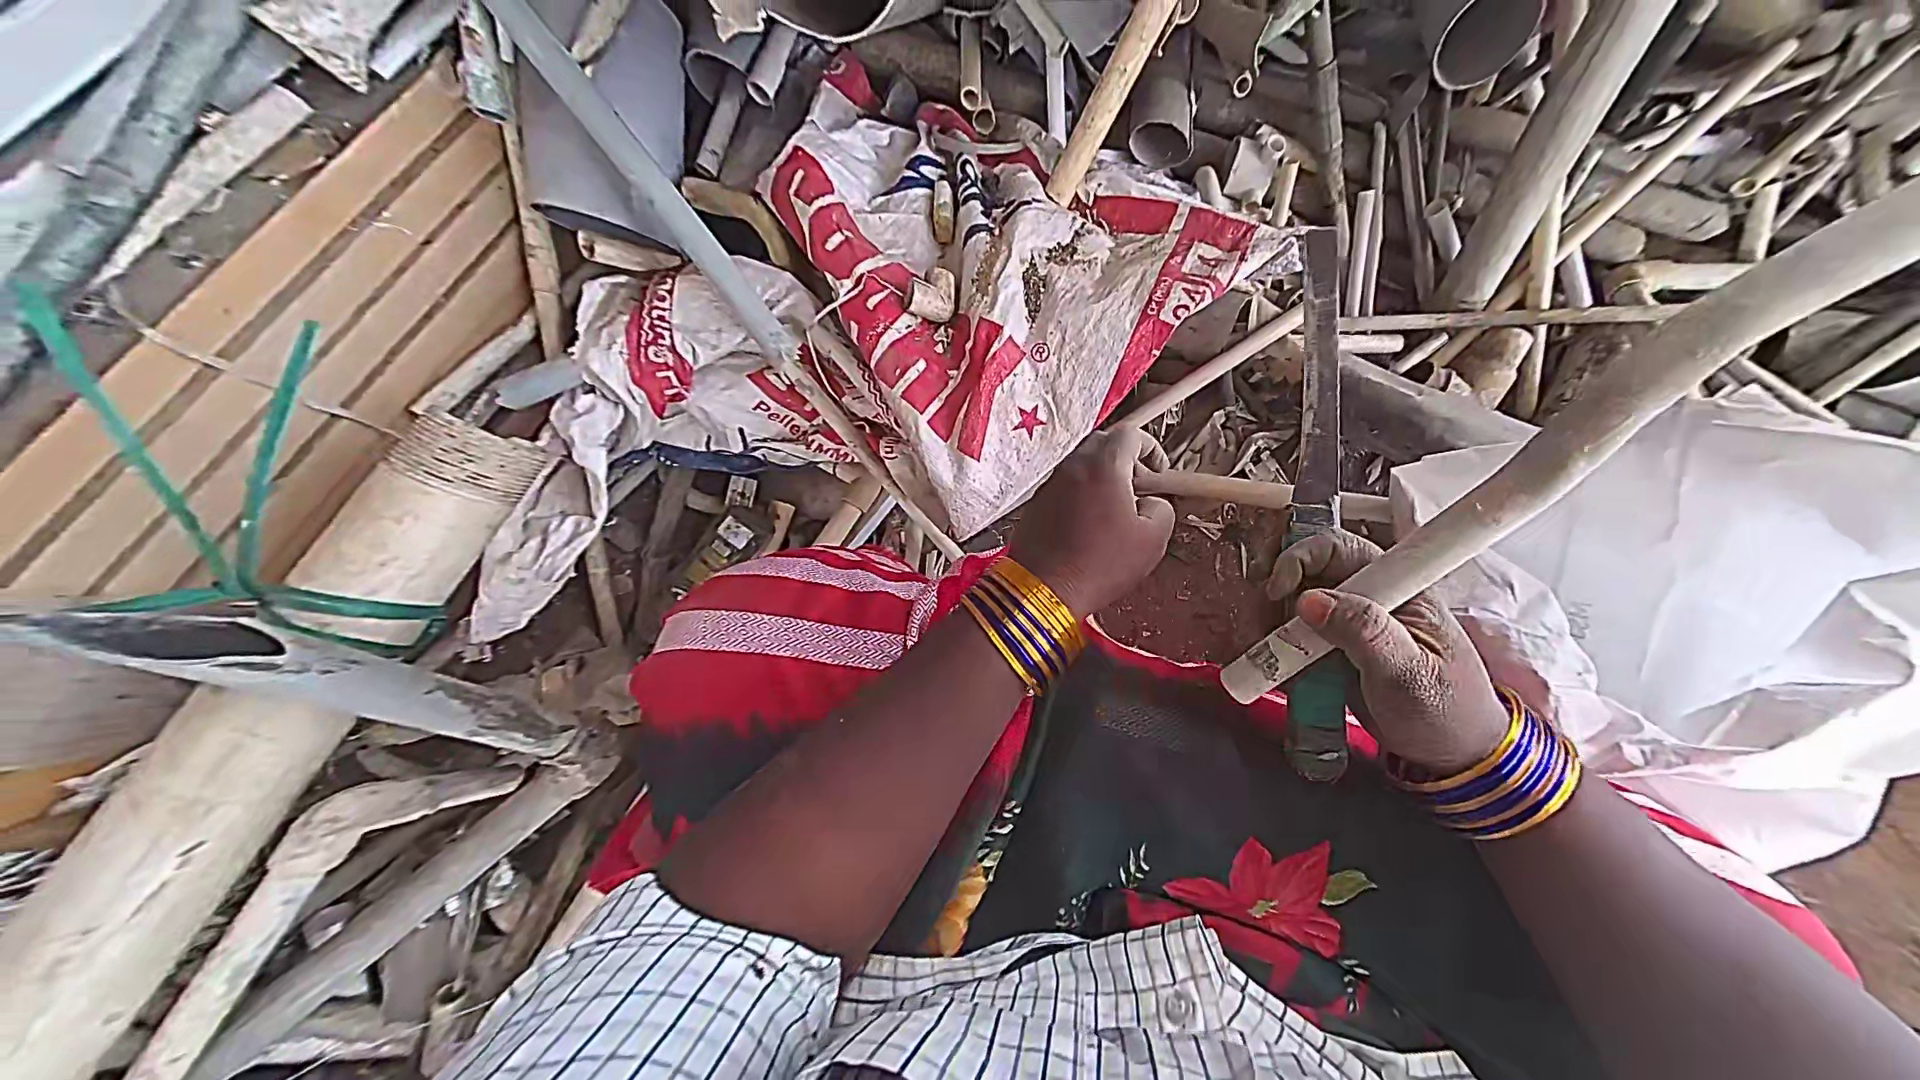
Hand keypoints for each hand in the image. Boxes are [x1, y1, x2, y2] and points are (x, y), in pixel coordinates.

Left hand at [1009, 427, 1174, 616]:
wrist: (1044, 589)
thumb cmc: (1100, 565)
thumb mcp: (1152, 539)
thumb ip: (1162, 507)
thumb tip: (1153, 501)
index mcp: (1104, 465)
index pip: (1131, 433)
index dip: (1152, 450)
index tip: (1158, 476)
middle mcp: (1072, 466)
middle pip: (1103, 444)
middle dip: (1126, 461)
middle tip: (1139, 491)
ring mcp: (1050, 483)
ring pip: (1081, 465)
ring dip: (1101, 479)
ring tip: (1114, 512)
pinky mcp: (1036, 503)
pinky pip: (1064, 487)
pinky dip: (1080, 495)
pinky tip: (1088, 526)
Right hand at [1266, 530, 1507, 774]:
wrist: (1452, 755)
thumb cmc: (1444, 712)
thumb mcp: (1408, 673)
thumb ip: (1364, 632)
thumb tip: (1308, 600)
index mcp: (1397, 588)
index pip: (1340, 547)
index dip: (1301, 558)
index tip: (1278, 590)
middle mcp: (1368, 596)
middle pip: (1306, 572)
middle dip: (1277, 594)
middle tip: (1266, 629)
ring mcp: (1347, 623)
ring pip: (1291, 603)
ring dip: (1272, 624)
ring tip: (1269, 655)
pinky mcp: (1331, 648)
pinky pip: (1291, 635)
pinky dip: (1275, 646)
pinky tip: (1274, 667)